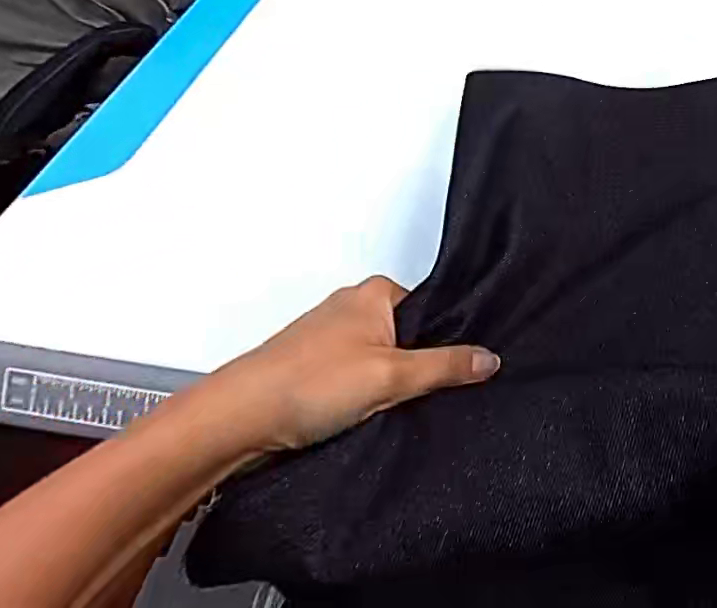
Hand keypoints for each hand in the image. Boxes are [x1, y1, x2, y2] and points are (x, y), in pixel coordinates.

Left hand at [194, 277, 499, 452]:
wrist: (227, 425)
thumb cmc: (301, 384)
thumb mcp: (392, 376)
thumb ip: (446, 366)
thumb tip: (489, 358)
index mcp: (376, 291)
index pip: (433, 306)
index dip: (446, 336)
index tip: (454, 361)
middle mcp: (351, 305)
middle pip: (408, 332)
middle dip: (413, 361)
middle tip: (415, 386)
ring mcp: (327, 336)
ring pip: (379, 356)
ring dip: (382, 381)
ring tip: (381, 402)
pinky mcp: (308, 366)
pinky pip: (353, 374)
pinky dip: (358, 393)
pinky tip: (357, 413)